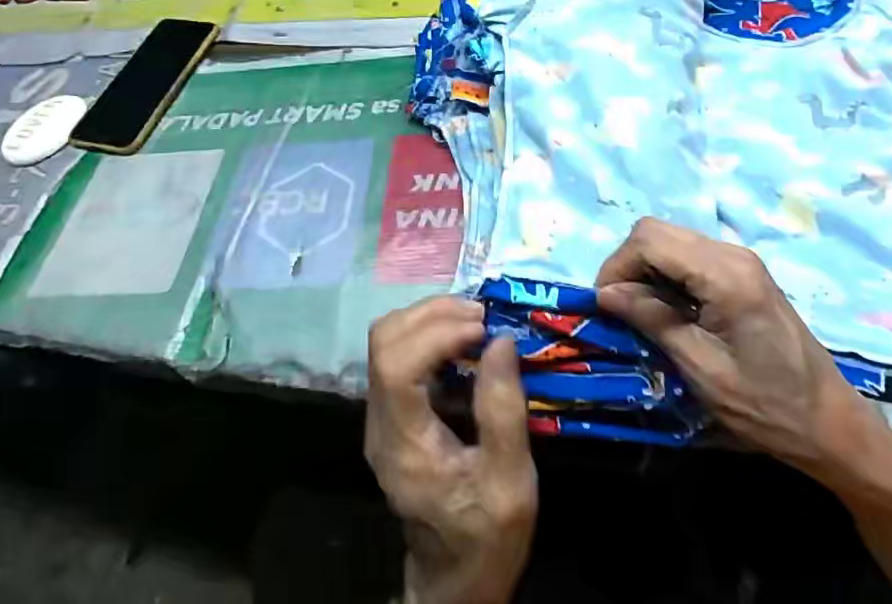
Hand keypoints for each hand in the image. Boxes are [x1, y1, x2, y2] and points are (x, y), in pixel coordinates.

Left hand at [365, 296, 536, 603]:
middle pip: (383, 342)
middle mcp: (379, 423)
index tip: (481, 328)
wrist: (455, 576)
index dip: (435, 335)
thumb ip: (503, 412)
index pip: (395, 367)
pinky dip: (427, 333)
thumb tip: (501, 342)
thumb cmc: (486, 535)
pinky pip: (397, 354)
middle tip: (481, 314)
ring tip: (474, 320)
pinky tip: (461, 338)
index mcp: (403, 445)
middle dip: (431, 315)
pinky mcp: (390, 412)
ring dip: (428, 318)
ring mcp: (380, 416)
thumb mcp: (511, 483)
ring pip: (385, 341)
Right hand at [594, 218, 884, 478]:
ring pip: (668, 238)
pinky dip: (664, 272)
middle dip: (626, 263)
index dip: (617, 267)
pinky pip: (686, 254)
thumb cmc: (767, 407)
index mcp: (726, 276)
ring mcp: (739, 260)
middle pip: (655, 231)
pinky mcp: (741, 272)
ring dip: (644, 267)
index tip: (605, 306)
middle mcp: (732, 254)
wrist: (833, 426)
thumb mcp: (701, 369)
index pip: (649, 241)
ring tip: (640, 310)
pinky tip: (666, 308)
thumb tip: (605, 294)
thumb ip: (652, 321)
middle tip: (619, 307)